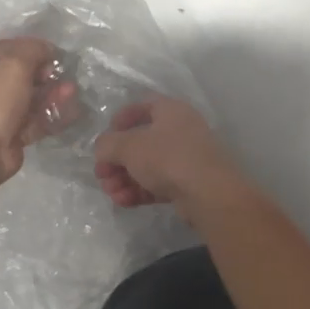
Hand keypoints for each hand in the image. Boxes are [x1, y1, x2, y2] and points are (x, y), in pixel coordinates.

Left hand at [0, 36, 81, 182]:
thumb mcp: (13, 66)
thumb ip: (32, 51)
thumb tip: (46, 49)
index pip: (8, 50)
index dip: (30, 47)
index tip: (52, 51)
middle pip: (24, 75)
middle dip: (46, 73)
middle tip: (63, 73)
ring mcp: (5, 113)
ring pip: (34, 99)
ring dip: (54, 94)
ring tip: (72, 92)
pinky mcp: (17, 134)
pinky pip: (39, 121)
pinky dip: (55, 115)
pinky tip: (72, 111)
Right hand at [93, 97, 245, 211]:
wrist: (208, 193)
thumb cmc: (167, 158)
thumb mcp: (129, 146)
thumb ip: (108, 144)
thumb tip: (102, 149)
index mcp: (171, 111)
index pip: (143, 106)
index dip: (121, 119)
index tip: (106, 136)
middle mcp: (180, 131)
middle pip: (141, 142)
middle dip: (116, 160)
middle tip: (102, 175)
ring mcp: (186, 159)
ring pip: (147, 166)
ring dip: (124, 179)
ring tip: (111, 193)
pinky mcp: (187, 184)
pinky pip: (158, 184)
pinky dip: (139, 191)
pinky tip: (124, 202)